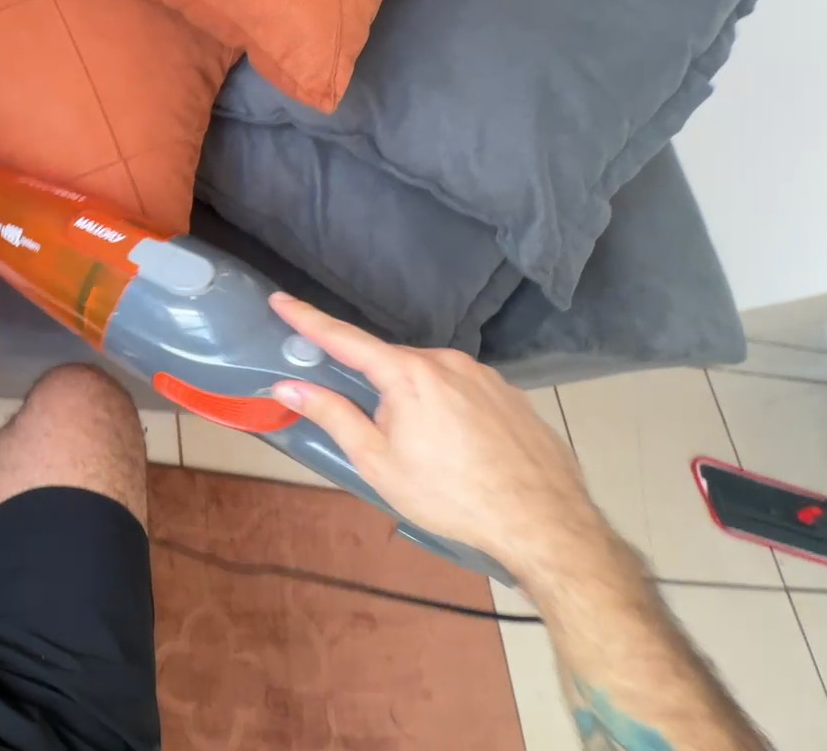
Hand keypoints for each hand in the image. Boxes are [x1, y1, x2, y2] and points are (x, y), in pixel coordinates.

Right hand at [267, 293, 599, 576]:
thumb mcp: (376, 460)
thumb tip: (287, 386)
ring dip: (411, 397)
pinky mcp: (512, 396)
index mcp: (408, 374)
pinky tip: (457, 447)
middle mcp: (447, 362)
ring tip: (423, 447)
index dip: (307, 318)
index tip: (279, 298)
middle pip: (389, 361)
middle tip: (372, 427)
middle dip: (372, 384)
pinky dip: (445, 407)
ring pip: (427, 376)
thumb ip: (331, 414)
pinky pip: (461, 390)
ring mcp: (486, 377)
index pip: (344, 338)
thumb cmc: (449, 494)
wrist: (547, 527)